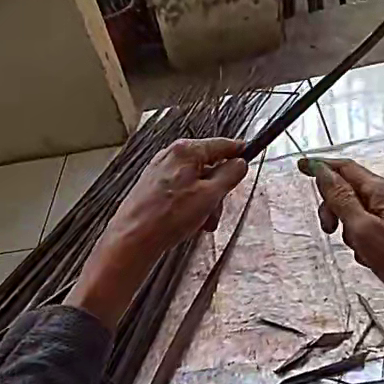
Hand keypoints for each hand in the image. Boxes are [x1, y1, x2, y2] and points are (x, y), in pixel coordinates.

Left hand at [69, 138, 249, 329]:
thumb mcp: (210, 196)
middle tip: (216, 210)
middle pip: (208, 166)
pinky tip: (187, 223)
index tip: (250, 156)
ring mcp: (160, 171)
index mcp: (185, 151)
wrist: (133, 239)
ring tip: (201, 223)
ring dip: (205, 202)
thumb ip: (229, 175)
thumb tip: (240, 163)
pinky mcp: (153, 187)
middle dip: (218, 190)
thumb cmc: (167, 217)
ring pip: (196, 182)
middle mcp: (170, 156)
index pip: (221, 144)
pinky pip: (182, 191)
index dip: (238, 152)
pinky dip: (190, 206)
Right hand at [299, 157, 383, 340]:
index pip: (345, 168)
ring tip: (358, 248)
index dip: (321, 166)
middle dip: (333, 207)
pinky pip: (366, 229)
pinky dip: (360, 241)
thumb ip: (341, 199)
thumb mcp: (363, 230)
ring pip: (355, 212)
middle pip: (348, 190)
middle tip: (329, 227)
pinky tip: (369, 257)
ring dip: (347, 229)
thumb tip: (323, 173)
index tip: (302, 166)